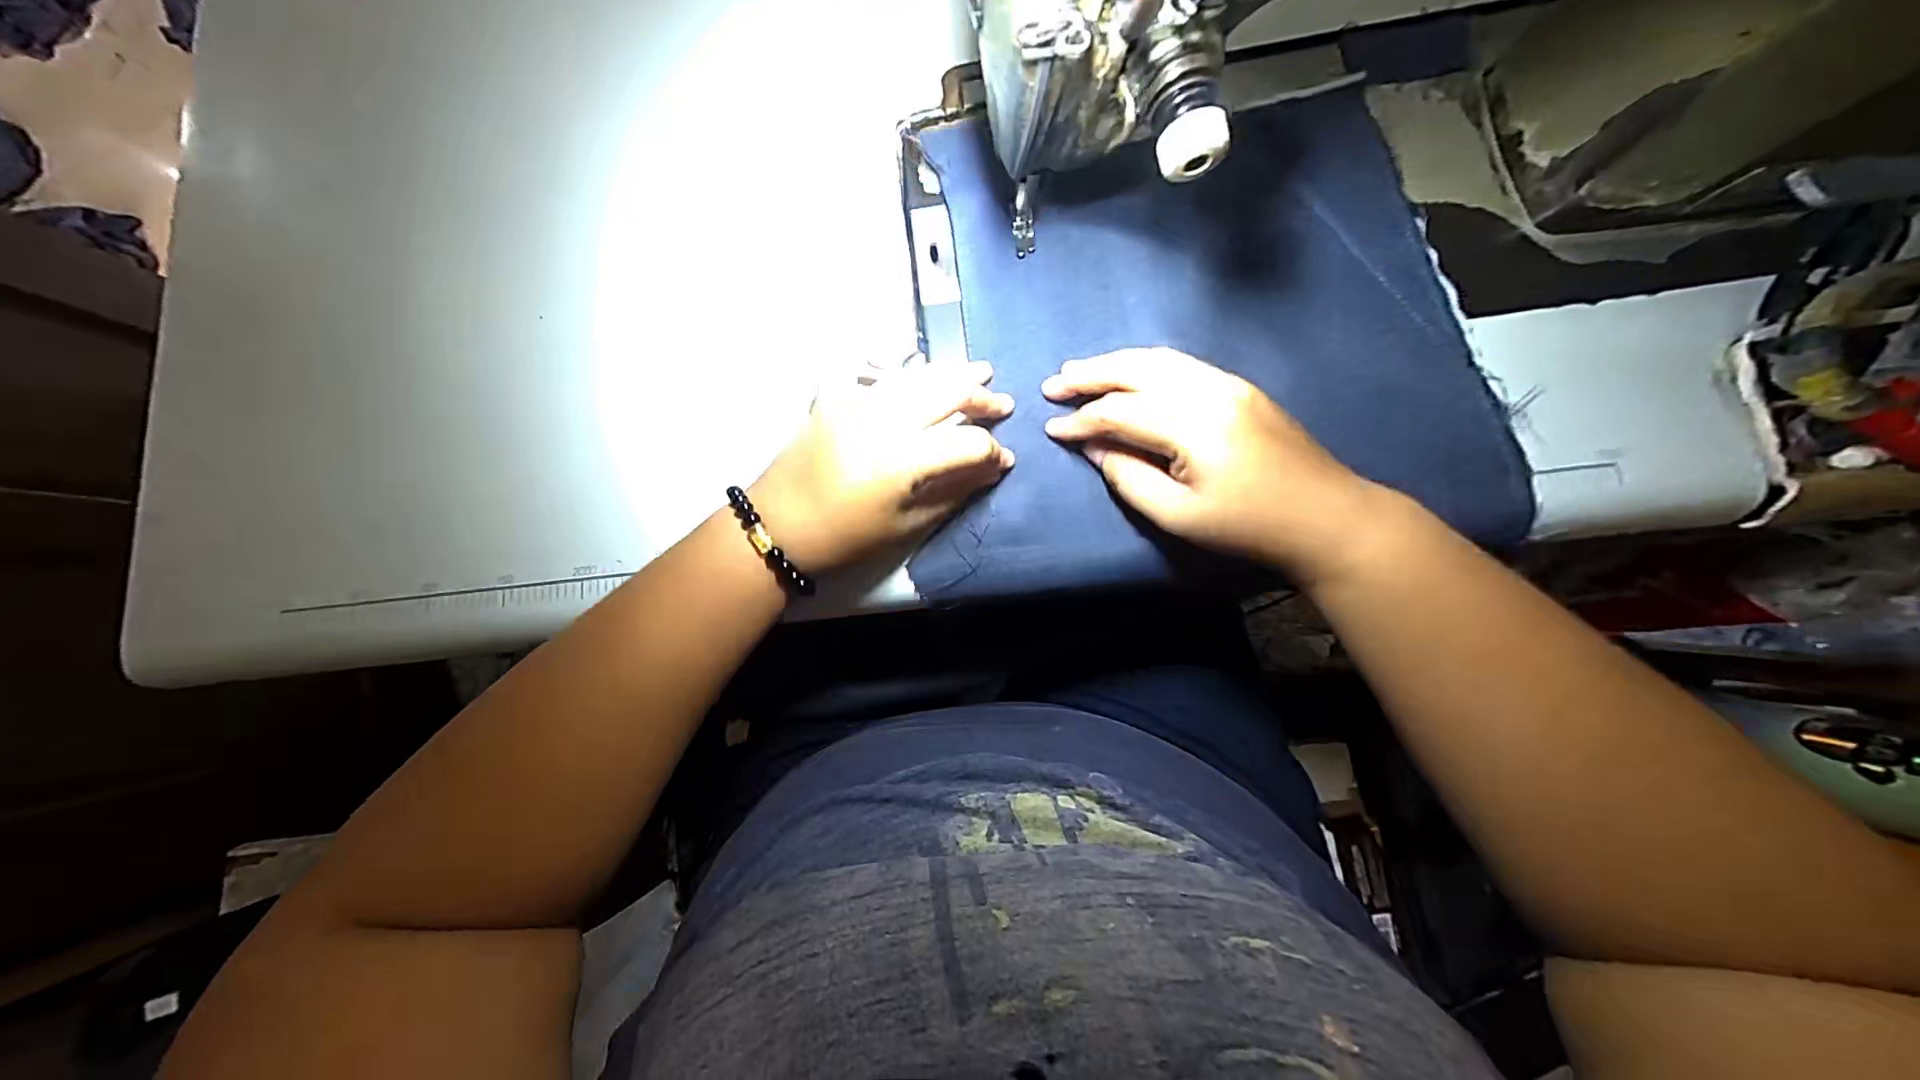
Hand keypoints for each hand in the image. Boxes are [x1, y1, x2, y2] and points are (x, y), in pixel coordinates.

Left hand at [749, 360, 1014, 573]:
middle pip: (945, 392)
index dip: (991, 451)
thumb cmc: (845, 537)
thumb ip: (955, 491)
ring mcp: (856, 402)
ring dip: (951, 375)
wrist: (778, 524)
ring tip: (978, 374)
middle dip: (979, 397)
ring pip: (917, 375)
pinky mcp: (837, 397)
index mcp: (900, 461)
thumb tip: (993, 467)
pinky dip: (912, 375)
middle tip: (1002, 404)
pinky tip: (926, 377)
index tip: (1003, 460)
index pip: (966, 442)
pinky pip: (884, 376)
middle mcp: (882, 420)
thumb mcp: (907, 525)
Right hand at [1042, 347, 1406, 587]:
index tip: (1051, 429)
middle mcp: (1209, 390)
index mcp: (1192, 424)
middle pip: (1137, 369)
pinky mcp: (1240, 388)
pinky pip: (1182, 365)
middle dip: (1091, 375)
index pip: (1120, 411)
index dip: (1081, 421)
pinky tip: (1129, 376)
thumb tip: (1098, 449)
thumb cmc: (1248, 526)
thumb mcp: (1178, 516)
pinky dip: (1146, 367)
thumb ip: (1129, 478)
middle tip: (1054, 384)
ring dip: (1116, 364)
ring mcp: (1228, 383)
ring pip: (1160, 359)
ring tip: (1081, 373)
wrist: (1328, 517)